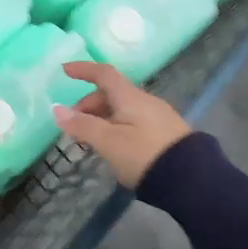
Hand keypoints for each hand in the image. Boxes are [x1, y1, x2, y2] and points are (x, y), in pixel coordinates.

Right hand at [52, 61, 192, 187]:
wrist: (191, 178)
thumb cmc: (144, 154)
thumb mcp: (108, 142)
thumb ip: (82, 125)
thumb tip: (57, 110)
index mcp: (130, 97)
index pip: (104, 74)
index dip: (84, 70)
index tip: (64, 71)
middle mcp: (144, 101)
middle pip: (111, 93)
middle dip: (88, 105)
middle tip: (74, 126)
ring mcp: (157, 117)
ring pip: (122, 109)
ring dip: (101, 119)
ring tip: (90, 141)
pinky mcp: (164, 133)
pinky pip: (133, 121)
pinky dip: (115, 127)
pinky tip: (113, 148)